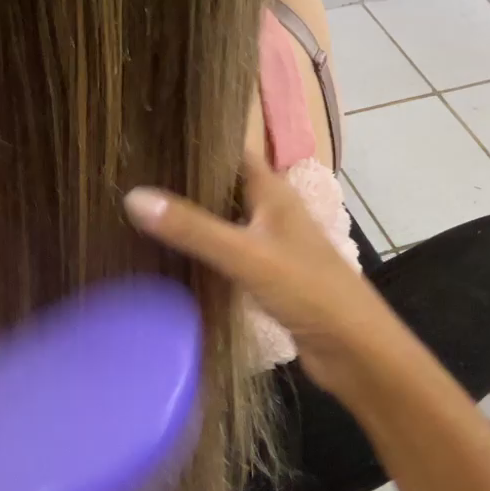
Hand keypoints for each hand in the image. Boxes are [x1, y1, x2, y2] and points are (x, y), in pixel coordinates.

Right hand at [125, 154, 392, 392]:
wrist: (356, 353)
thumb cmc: (309, 291)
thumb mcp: (245, 255)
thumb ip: (192, 228)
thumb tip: (132, 196)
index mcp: (273, 192)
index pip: (231, 150)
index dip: (197, 140)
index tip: (152, 137)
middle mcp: (272, 211)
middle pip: (223, 185)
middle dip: (185, 180)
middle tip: (133, 175)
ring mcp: (270, 244)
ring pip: (224, 219)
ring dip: (192, 217)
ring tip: (142, 210)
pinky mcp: (267, 277)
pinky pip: (226, 252)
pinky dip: (202, 250)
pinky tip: (171, 255)